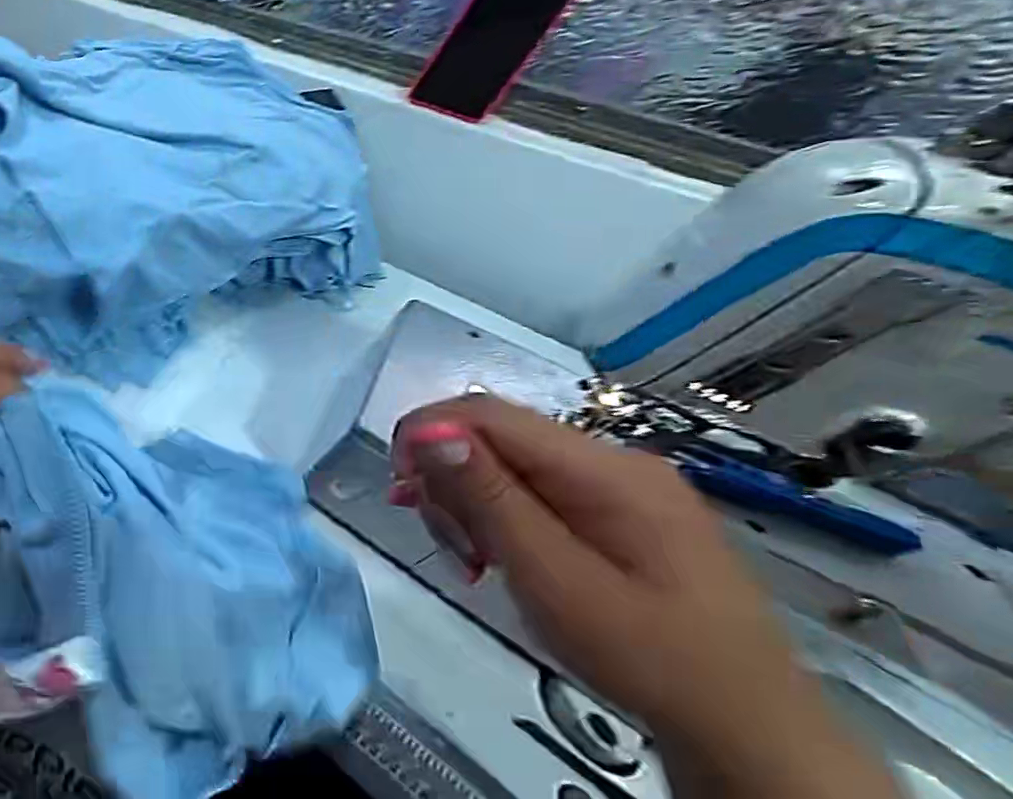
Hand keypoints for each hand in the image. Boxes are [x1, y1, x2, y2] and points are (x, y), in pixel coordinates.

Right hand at [389, 396, 842, 769]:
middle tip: (446, 543)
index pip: (488, 414)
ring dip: (471, 503)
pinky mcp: (616, 513)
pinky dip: (498, 516)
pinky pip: (533, 491)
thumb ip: (489, 499)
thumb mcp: (554, 581)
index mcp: (605, 469)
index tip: (400, 488)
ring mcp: (618, 487)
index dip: (428, 434)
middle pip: (495, 438)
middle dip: (450, 479)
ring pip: (507, 465)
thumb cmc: (648, 658)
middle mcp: (612, 461)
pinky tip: (497, 556)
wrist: (749, 735)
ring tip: (473, 560)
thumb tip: (427, 430)